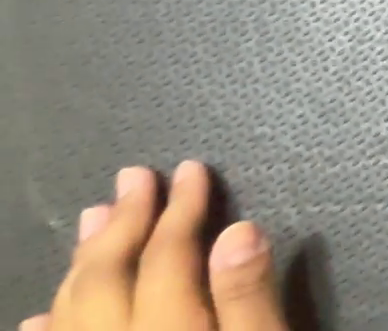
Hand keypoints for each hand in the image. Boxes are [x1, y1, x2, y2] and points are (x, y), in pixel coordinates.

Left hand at [20, 161, 288, 330]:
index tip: (190, 169)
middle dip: (125, 222)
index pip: (168, 255)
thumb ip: (248, 292)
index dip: (180, 208)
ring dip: (84, 258)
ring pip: (73, 307)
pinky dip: (49, 321)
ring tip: (95, 217)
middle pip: (109, 277)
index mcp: (170, 326)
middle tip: (133, 177)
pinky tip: (42, 311)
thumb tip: (241, 229)